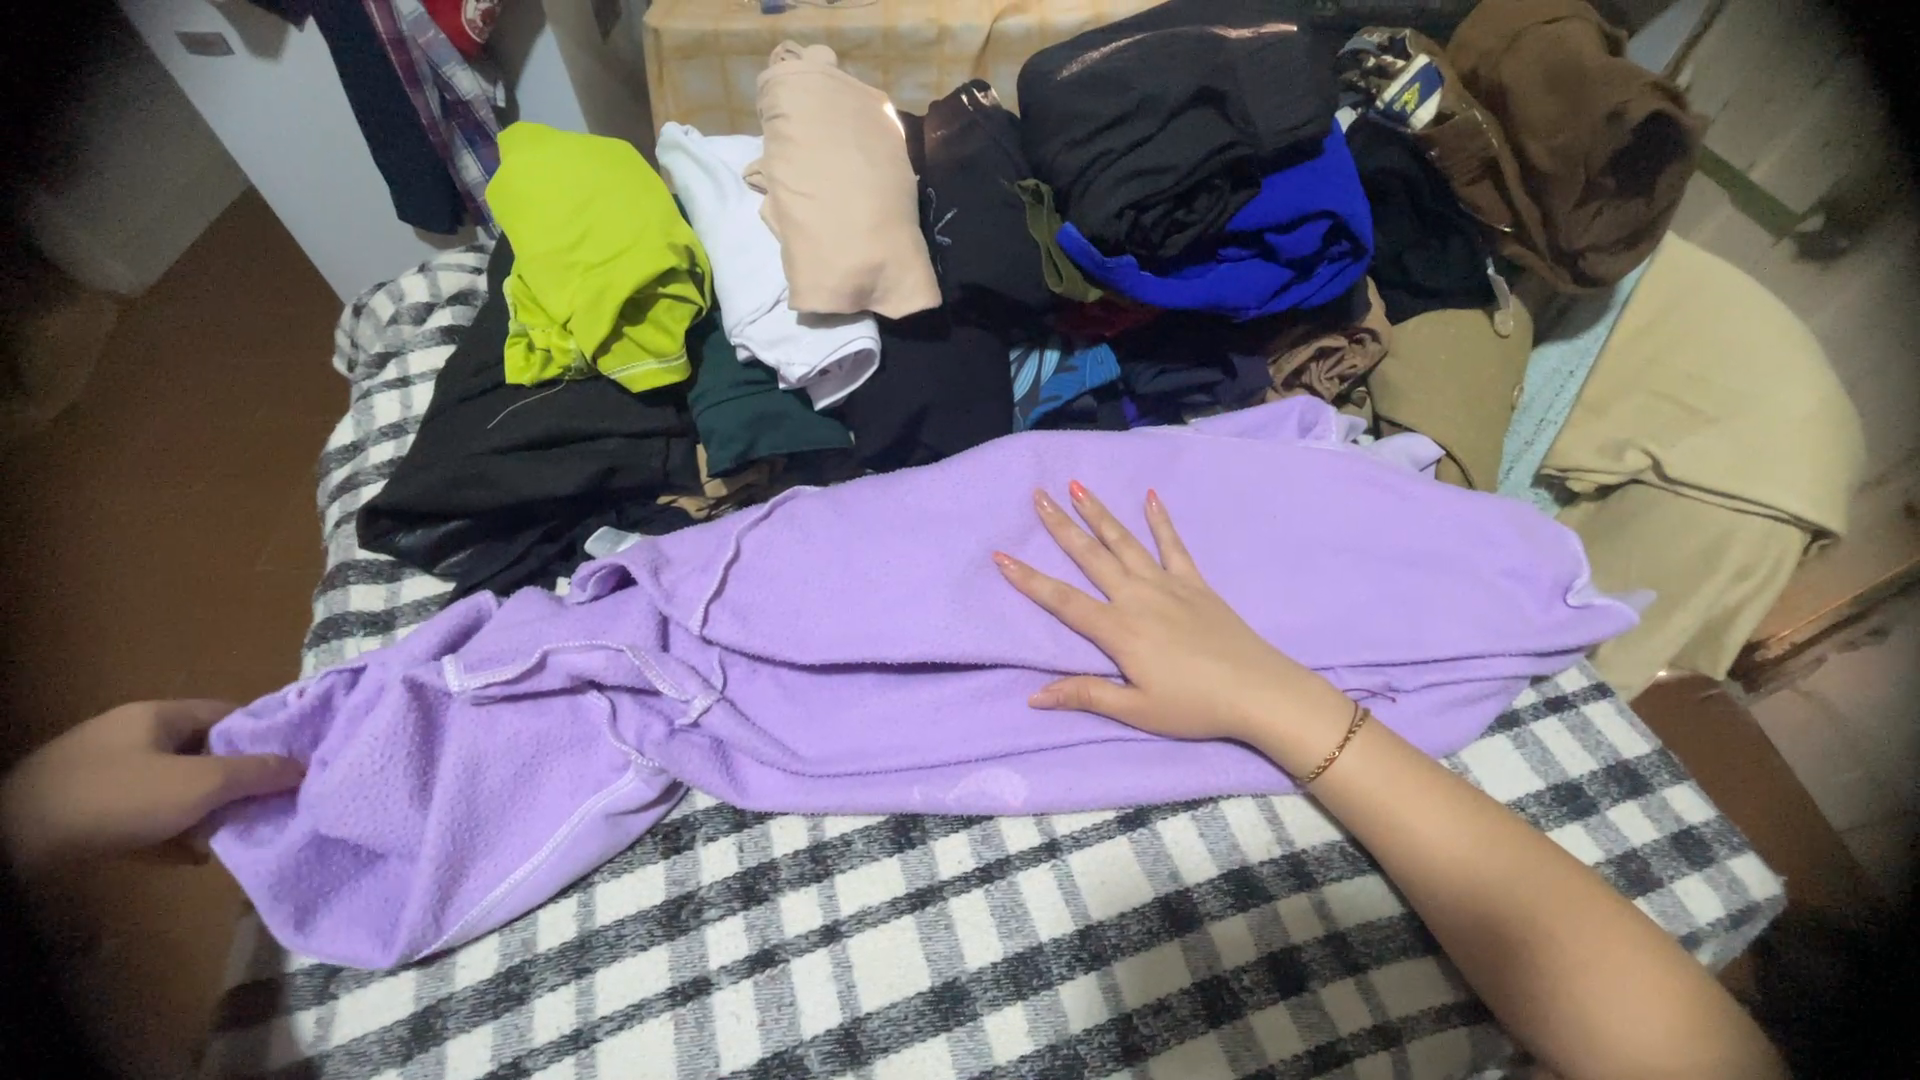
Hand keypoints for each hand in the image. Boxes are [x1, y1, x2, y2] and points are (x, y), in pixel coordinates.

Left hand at [0, 700, 302, 870]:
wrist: (7, 846)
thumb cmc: (115, 800)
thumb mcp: (201, 784)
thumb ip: (259, 772)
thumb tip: (305, 766)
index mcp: (158, 715)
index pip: (232, 715)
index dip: (267, 737)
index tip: (293, 764)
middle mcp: (131, 737)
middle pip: (205, 754)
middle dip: (238, 780)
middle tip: (268, 803)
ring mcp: (102, 774)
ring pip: (176, 787)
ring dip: (205, 811)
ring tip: (233, 833)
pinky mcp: (81, 810)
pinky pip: (143, 815)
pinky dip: (170, 832)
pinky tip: (189, 855)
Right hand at [993, 481, 1355, 758]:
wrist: (1260, 692)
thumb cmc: (1194, 706)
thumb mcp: (1136, 710)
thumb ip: (1086, 695)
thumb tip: (1033, 697)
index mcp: (1118, 630)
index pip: (1062, 600)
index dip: (1028, 579)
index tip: (1001, 555)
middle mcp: (1136, 597)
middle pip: (1090, 556)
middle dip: (1060, 526)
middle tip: (1037, 496)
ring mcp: (1168, 585)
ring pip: (1125, 541)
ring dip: (1099, 513)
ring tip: (1077, 486)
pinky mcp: (1195, 583)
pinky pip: (1173, 545)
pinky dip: (1160, 520)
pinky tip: (1150, 496)